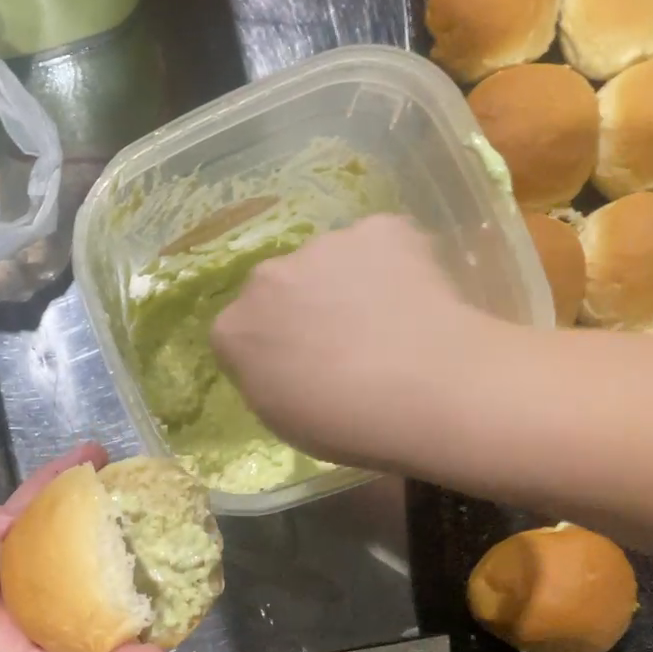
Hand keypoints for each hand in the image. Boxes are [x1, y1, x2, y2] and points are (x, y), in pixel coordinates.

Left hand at [0, 443, 175, 651]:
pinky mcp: (47, 603)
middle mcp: (0, 611)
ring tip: (99, 465)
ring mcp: (22, 605)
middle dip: (31, 495)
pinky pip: (49, 550)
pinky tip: (110, 507)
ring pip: (22, 536)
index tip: (21, 518)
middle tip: (84, 462)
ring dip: (54, 499)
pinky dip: (73, 523)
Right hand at [211, 214, 513, 466]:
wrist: (421, 390)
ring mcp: (322, 246)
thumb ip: (266, 376)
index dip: (271, 350)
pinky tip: (416, 298)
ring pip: (329, 262)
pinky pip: (381, 244)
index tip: (298, 371)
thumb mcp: (279, 417)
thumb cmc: (340, 423)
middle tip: (343, 344)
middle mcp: (265, 278)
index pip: (239, 332)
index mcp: (232, 329)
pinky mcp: (380, 228)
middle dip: (302, 308)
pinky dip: (394, 264)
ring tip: (387, 322)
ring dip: (346, 283)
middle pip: (279, 288)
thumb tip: (285, 361)